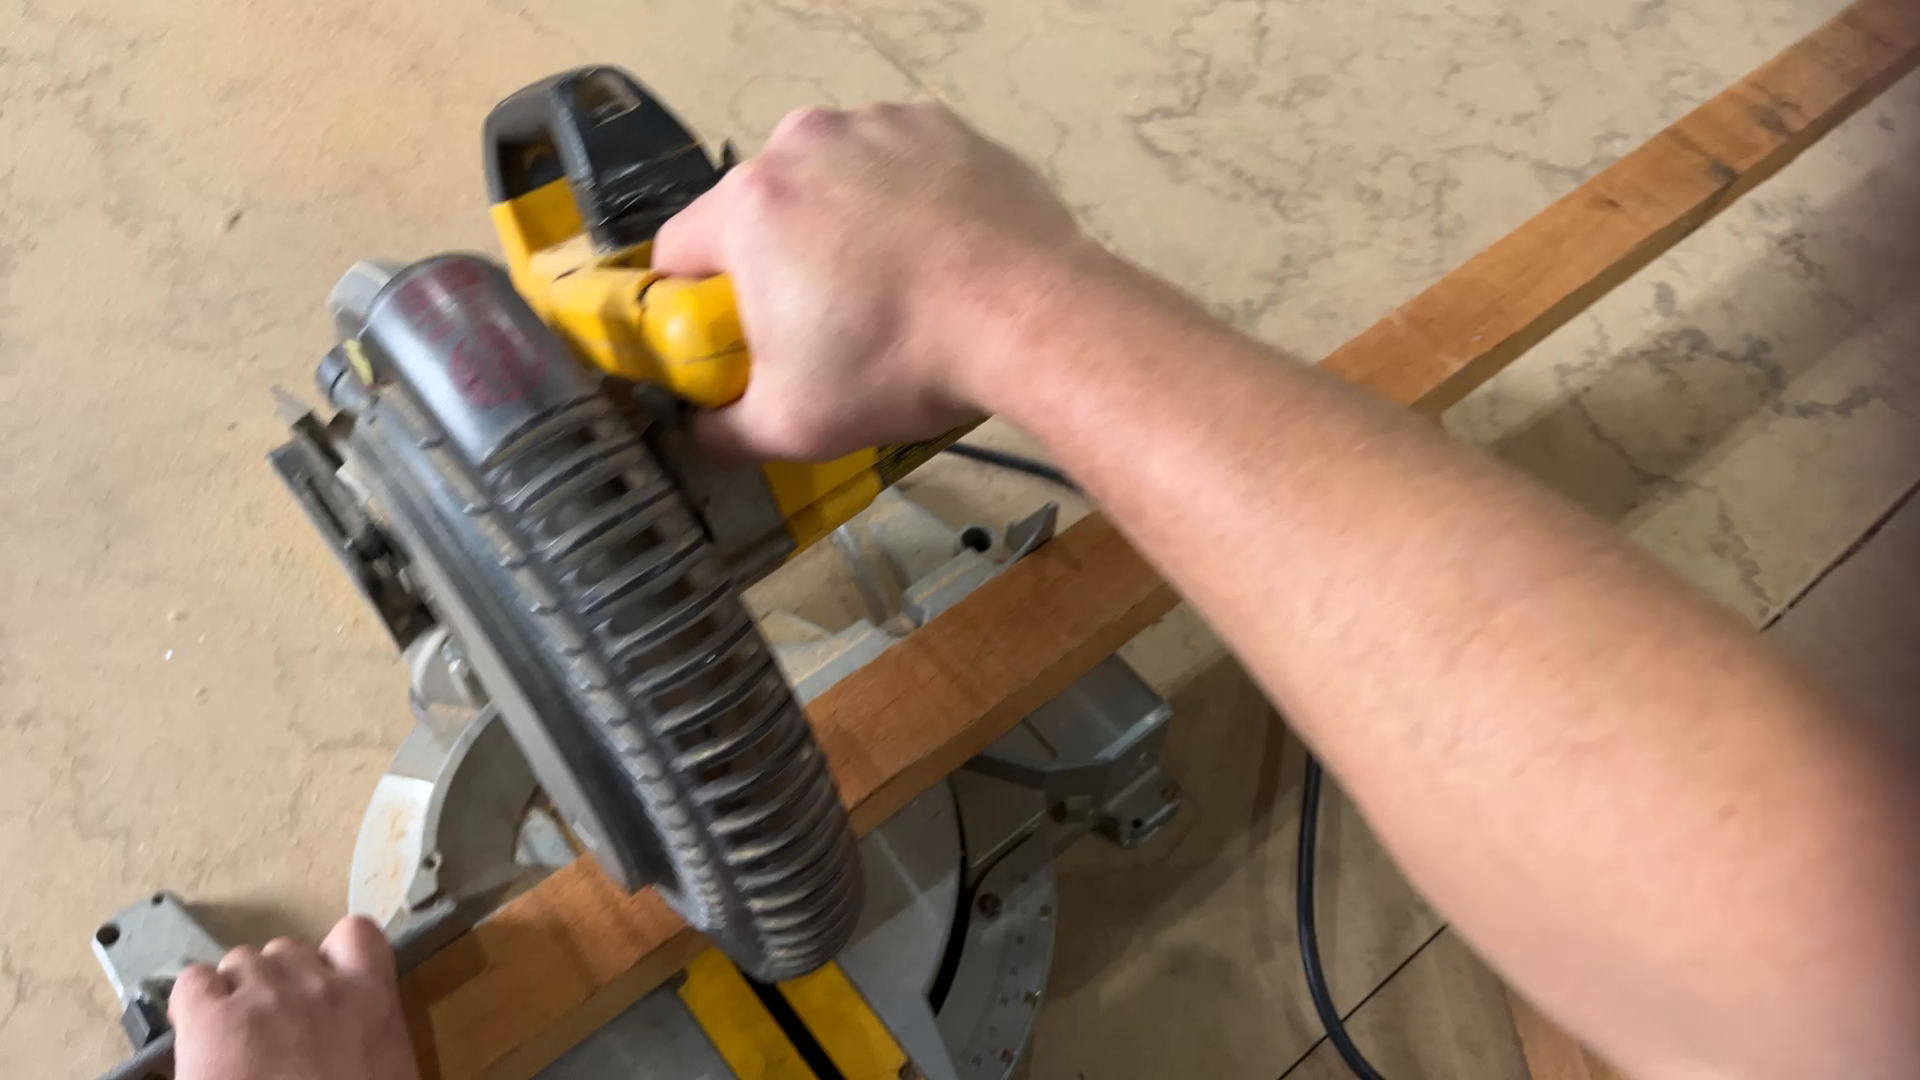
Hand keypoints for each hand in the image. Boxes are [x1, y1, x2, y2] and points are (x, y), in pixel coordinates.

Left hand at [170, 916, 418, 1079]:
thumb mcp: (382, 1061)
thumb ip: (363, 1030)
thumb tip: (342, 1032)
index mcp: (372, 994)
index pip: (356, 933)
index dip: (331, 954)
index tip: (322, 983)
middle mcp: (322, 984)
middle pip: (288, 950)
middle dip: (275, 979)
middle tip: (267, 1025)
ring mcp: (268, 999)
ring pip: (242, 961)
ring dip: (235, 988)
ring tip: (228, 1031)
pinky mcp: (213, 1024)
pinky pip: (195, 983)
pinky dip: (193, 997)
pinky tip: (193, 1026)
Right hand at [654, 102, 1099, 459]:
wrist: (1030, 319)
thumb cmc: (902, 366)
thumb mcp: (796, 425)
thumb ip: (727, 431)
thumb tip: (703, 430)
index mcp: (750, 207)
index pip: (679, 253)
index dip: (696, 304)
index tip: (737, 338)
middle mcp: (803, 144)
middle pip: (758, 213)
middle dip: (777, 265)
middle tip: (827, 322)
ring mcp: (879, 125)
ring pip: (828, 184)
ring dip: (839, 228)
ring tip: (891, 288)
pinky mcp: (941, 127)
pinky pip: (894, 167)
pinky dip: (900, 203)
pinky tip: (934, 252)